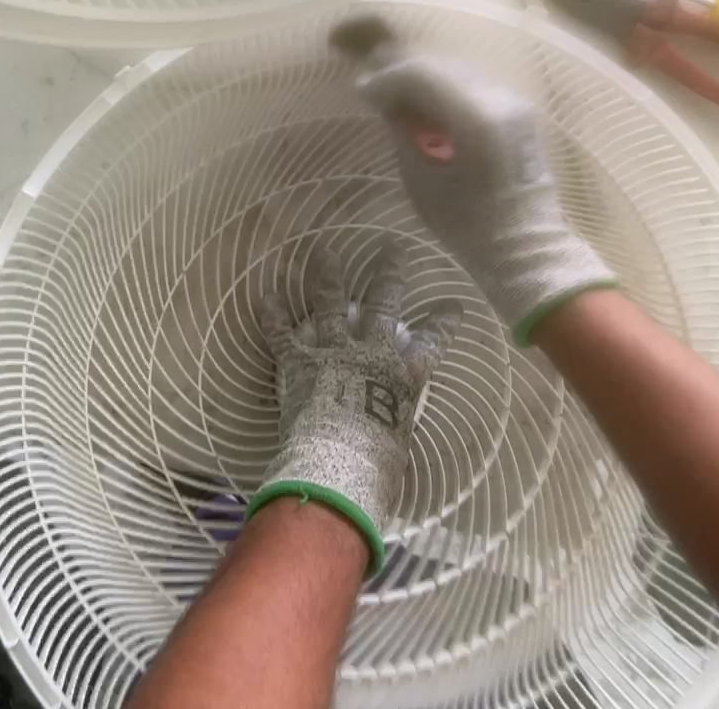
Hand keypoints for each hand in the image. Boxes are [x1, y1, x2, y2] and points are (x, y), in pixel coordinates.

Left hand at [247, 248, 458, 574]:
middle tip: (394, 250)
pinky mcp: (300, 360)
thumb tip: (386, 442)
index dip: (444, 323)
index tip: (454, 305)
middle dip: (390, 275)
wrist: (339, 464)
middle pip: (384, 305)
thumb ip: (392, 430)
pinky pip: (283, 334)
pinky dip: (272, 316)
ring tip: (326, 253)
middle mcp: (372, 353)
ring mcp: (335, 351)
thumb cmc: (377, 467)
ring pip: (331, 305)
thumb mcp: (397, 446)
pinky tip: (264, 297)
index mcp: (404, 377)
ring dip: (328, 277)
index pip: (432, 343)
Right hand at [332, 16, 617, 342]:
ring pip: (459, 70)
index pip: (422, 76)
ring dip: (425, 77)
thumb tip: (386, 102)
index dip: (387, 78)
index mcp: (476, 119)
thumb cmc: (469, 225)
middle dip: (404, 71)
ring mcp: (514, 103)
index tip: (361, 90)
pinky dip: (445, 87)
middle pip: (442, 66)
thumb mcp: (423, 180)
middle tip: (373, 85)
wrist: (526, 248)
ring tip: (395, 94)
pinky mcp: (518, 112)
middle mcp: (500, 100)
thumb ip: (405, 133)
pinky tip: (425, 104)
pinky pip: (474, 84)